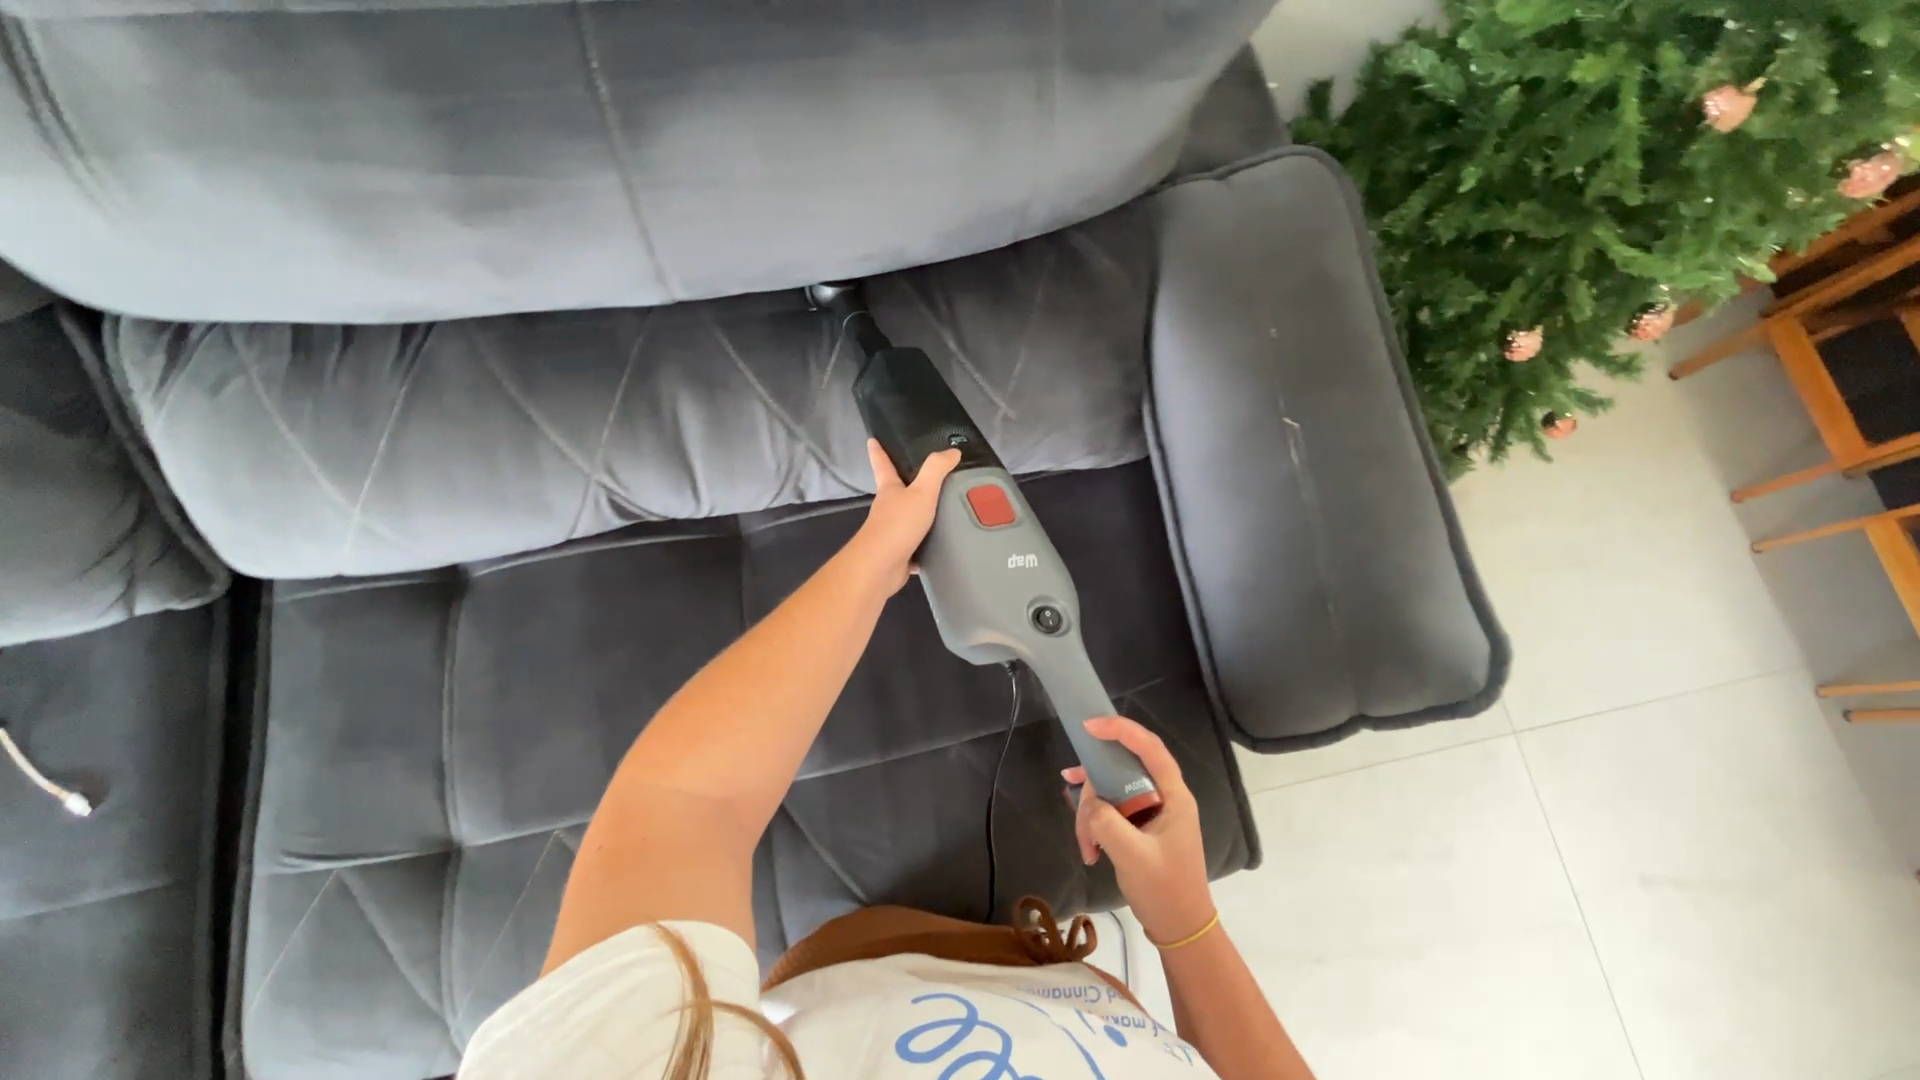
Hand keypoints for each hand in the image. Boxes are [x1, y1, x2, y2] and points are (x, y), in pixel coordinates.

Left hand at [850, 440, 961, 593]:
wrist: (881, 567)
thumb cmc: (898, 524)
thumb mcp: (921, 492)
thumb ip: (936, 470)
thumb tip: (952, 451)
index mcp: (889, 490)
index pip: (882, 464)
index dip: (878, 452)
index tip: (872, 440)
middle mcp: (888, 509)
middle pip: (896, 493)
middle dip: (906, 485)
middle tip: (926, 477)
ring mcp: (891, 533)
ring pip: (908, 520)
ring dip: (922, 516)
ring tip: (945, 511)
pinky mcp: (899, 554)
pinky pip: (917, 547)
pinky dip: (927, 546)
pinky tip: (943, 547)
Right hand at [1064, 716, 1214, 945]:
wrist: (1180, 929)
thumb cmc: (1165, 891)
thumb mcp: (1133, 857)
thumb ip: (1107, 823)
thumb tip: (1089, 802)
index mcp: (1174, 796)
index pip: (1149, 748)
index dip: (1121, 730)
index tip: (1089, 727)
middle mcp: (1164, 796)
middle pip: (1122, 769)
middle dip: (1095, 787)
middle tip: (1078, 808)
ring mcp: (1150, 811)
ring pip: (1111, 791)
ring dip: (1091, 813)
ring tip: (1085, 844)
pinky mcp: (1139, 826)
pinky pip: (1110, 810)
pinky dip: (1095, 823)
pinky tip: (1087, 846)